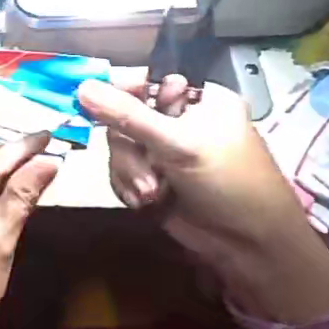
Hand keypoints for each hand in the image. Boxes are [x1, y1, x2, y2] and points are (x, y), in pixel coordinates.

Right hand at [76, 76, 328, 321]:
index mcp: (196, 98)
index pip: (146, 81)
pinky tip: (147, 203)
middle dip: (130, 150)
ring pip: (118, 148)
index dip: (120, 93)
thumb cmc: (227, 182)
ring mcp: (162, 151)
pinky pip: (119, 172)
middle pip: (123, 117)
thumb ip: (128, 115)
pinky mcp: (151, 178)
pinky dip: (128, 188)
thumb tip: (82, 87)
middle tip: (146, 172)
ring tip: (153, 194)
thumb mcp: (178, 144)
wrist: (247, 246)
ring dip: (130, 173)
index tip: (98, 106)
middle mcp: (177, 120)